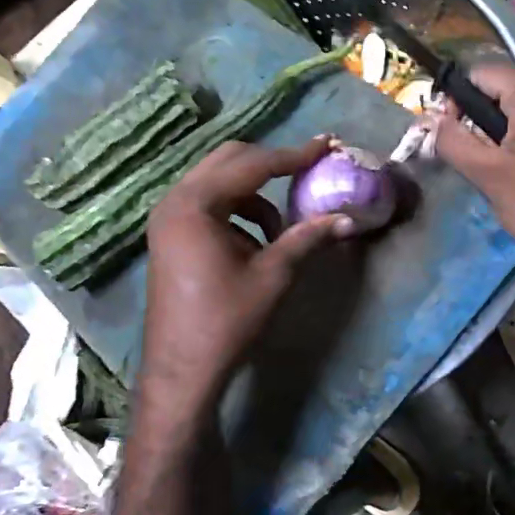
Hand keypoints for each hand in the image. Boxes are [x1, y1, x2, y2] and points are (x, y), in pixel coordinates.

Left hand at [140, 138, 350, 414]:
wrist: (182, 369)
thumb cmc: (227, 321)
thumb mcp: (273, 275)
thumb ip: (307, 238)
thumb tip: (347, 218)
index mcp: (196, 204)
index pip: (253, 165)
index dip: (294, 155)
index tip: (326, 145)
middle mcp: (174, 200)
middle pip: (229, 161)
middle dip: (271, 165)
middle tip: (308, 173)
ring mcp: (167, 217)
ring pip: (218, 182)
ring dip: (254, 194)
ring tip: (281, 231)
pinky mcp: (169, 233)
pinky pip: (208, 204)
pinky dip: (236, 211)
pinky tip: (255, 244)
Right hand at [435, 66, 514, 295]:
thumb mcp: (489, 176)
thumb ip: (454, 141)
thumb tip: (433, 120)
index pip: (478, 74)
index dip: (455, 103)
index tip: (453, 141)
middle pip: (500, 87)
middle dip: (479, 120)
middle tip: (476, 162)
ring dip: (501, 133)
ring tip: (500, 172)